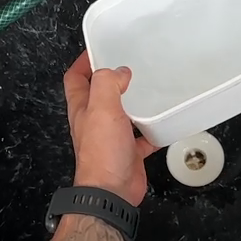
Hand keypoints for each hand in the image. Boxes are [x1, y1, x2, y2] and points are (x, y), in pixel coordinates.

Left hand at [63, 51, 155, 206]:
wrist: (112, 191)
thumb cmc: (102, 152)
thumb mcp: (102, 108)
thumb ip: (108, 83)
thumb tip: (120, 72)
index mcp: (82, 108)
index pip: (75, 78)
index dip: (84, 62)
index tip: (99, 49)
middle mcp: (94, 121)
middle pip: (100, 94)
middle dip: (112, 79)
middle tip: (130, 65)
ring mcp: (111, 137)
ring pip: (122, 114)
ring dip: (134, 102)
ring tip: (150, 88)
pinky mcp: (128, 152)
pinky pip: (142, 137)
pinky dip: (153, 130)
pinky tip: (165, 123)